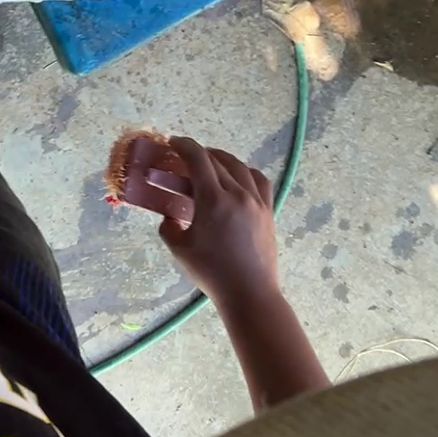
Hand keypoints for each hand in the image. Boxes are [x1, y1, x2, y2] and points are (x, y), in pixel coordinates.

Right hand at [158, 137, 279, 309]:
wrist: (250, 294)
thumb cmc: (212, 273)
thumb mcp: (180, 249)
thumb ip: (168, 227)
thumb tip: (169, 217)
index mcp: (213, 200)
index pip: (197, 159)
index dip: (183, 145)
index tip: (172, 142)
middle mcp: (237, 194)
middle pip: (216, 160)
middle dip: (198, 153)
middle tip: (184, 157)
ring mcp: (256, 201)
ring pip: (239, 166)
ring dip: (221, 158)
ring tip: (210, 162)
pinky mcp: (268, 211)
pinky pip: (258, 180)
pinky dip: (245, 172)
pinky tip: (237, 177)